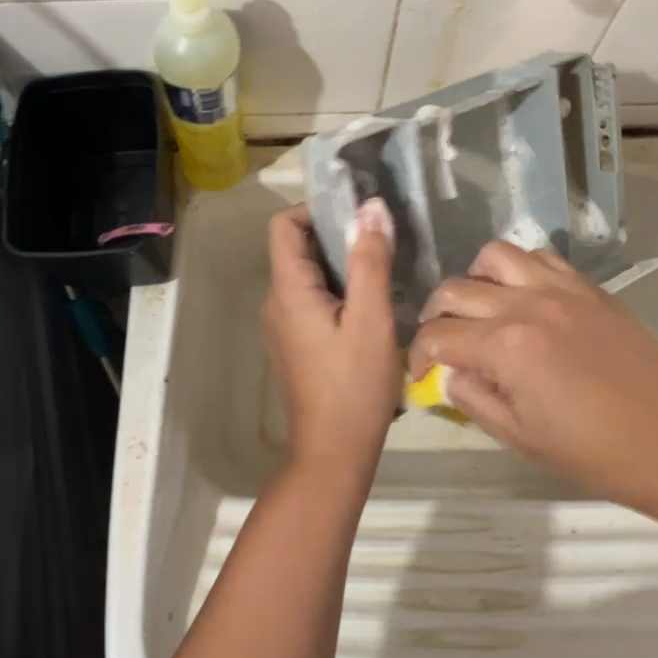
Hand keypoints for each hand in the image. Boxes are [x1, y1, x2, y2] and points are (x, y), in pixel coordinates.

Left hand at [262, 201, 399, 473]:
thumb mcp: (371, 318)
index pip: (284, 225)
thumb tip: (371, 206)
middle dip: (336, 237)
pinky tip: (370, 308)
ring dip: (340, 267)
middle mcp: (275, 302)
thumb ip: (370, 261)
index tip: (357, 215)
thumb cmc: (354, 385)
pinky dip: (336, 293)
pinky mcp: (293, 344)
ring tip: (382, 272)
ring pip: (307, 277)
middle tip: (382, 241)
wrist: (333, 451)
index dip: (316, 210)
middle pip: (297, 249)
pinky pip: (310, 302)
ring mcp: (281, 326)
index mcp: (288, 290)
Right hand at [410, 241, 657, 511]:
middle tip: (441, 344)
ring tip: (481, 309)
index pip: (436, 336)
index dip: (417, 355)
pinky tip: (523, 300)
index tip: (420, 373)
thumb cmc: (594, 453)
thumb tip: (449, 374)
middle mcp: (527, 305)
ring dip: (474, 281)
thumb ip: (472, 399)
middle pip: (454, 290)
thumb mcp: (519, 438)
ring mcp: (561, 290)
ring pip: (494, 256)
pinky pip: (540, 257)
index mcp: (505, 347)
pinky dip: (519, 270)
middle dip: (434, 317)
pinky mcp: (589, 289)